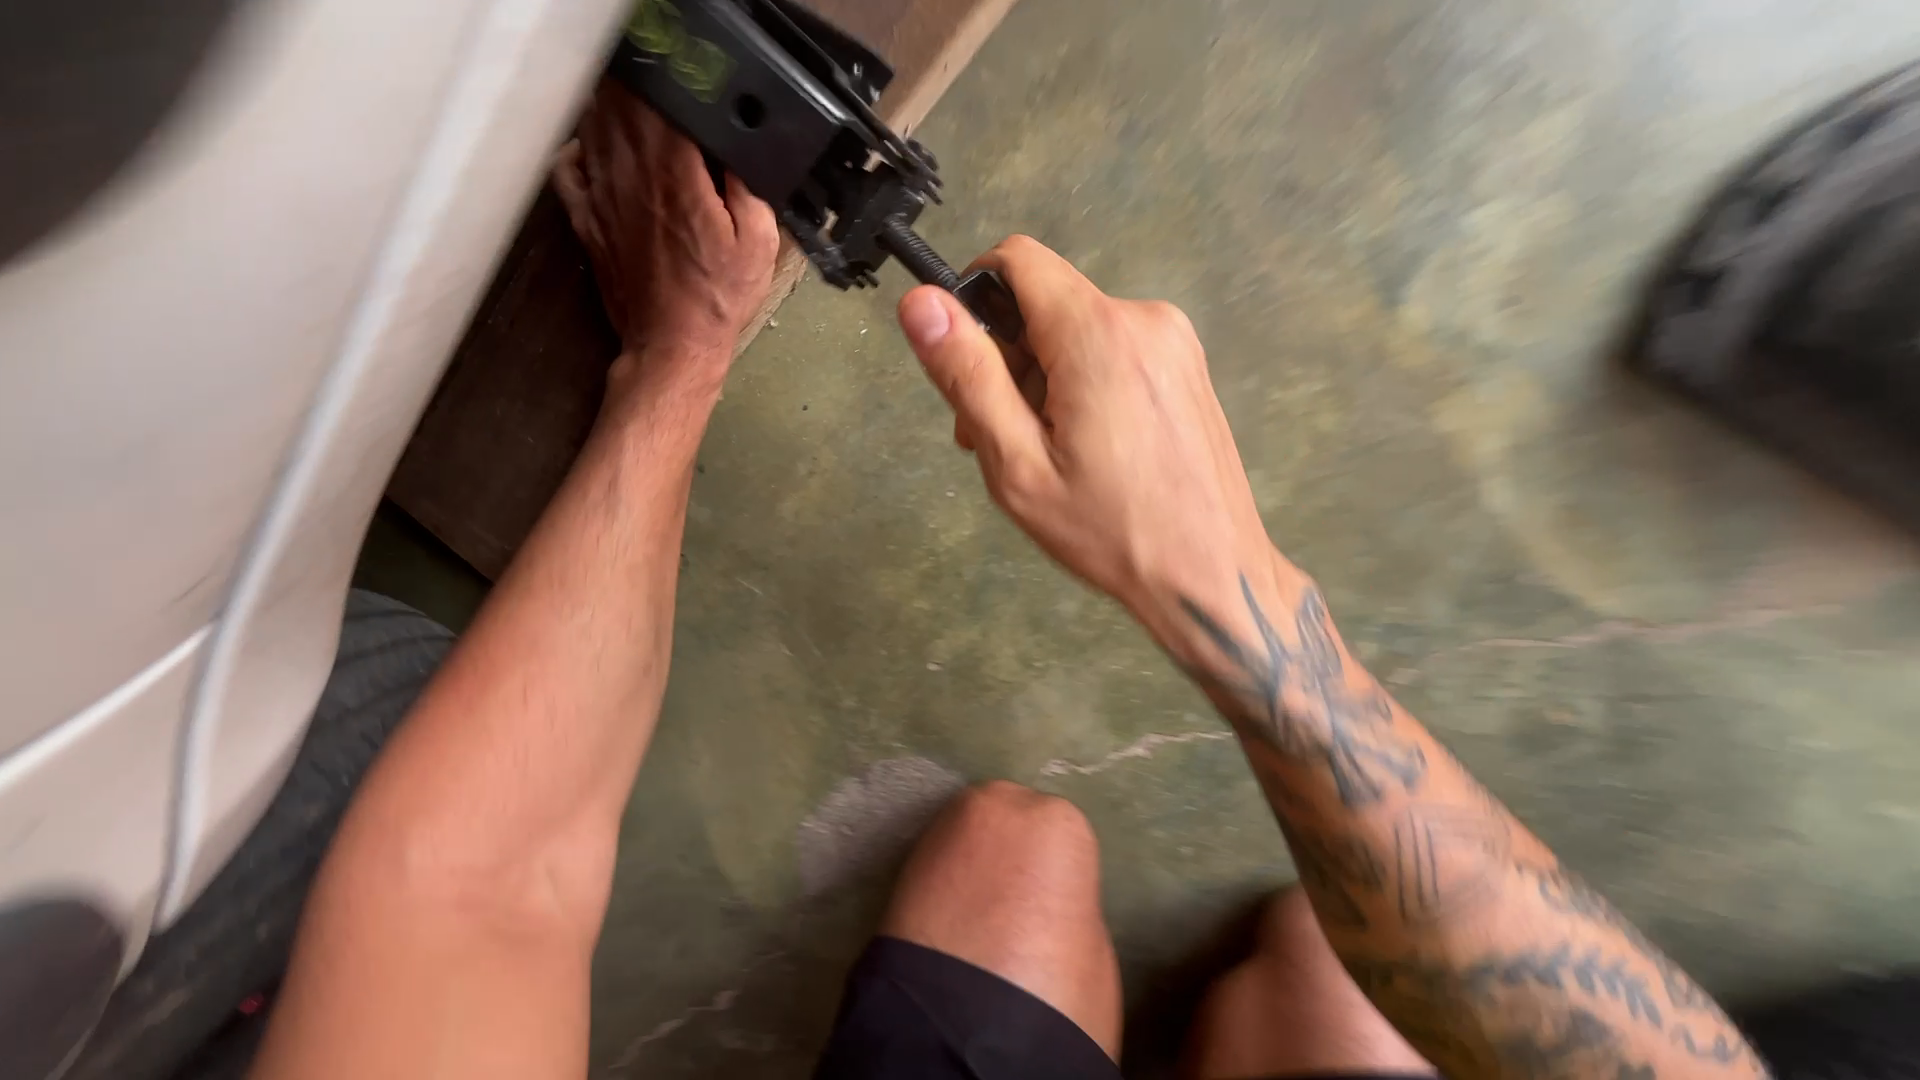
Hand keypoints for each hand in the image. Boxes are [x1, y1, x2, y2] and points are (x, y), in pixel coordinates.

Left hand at [553, 80, 779, 401]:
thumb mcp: (758, 244)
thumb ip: (748, 186)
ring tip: (641, 112)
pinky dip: (581, 144)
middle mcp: (629, 173)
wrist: (672, 345)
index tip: (691, 79)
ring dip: (614, 107)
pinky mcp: (584, 217)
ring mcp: (599, 193)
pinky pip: (567, 162)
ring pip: (593, 122)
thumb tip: (736, 142)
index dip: (675, 79)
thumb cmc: (718, 298)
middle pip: (622, 99)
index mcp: (675, 174)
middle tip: (667, 91)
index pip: (662, 96)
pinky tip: (605, 149)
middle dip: (643, 86)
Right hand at [896, 236, 1291, 656]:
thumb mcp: (1018, 464)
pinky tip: (1084, 447)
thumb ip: (968, 376)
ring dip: (1042, 378)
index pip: (1016, 259)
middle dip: (1006, 357)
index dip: (974, 299)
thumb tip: (920, 302)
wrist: (1211, 574)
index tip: (967, 364)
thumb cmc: (1109, 532)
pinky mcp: (1186, 365)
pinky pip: (1112, 350)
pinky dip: (1082, 384)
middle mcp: (1143, 317)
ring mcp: (1174, 340)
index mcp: (1096, 334)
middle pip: (1044, 301)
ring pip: (1076, 330)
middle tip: (994, 437)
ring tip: (1041, 454)